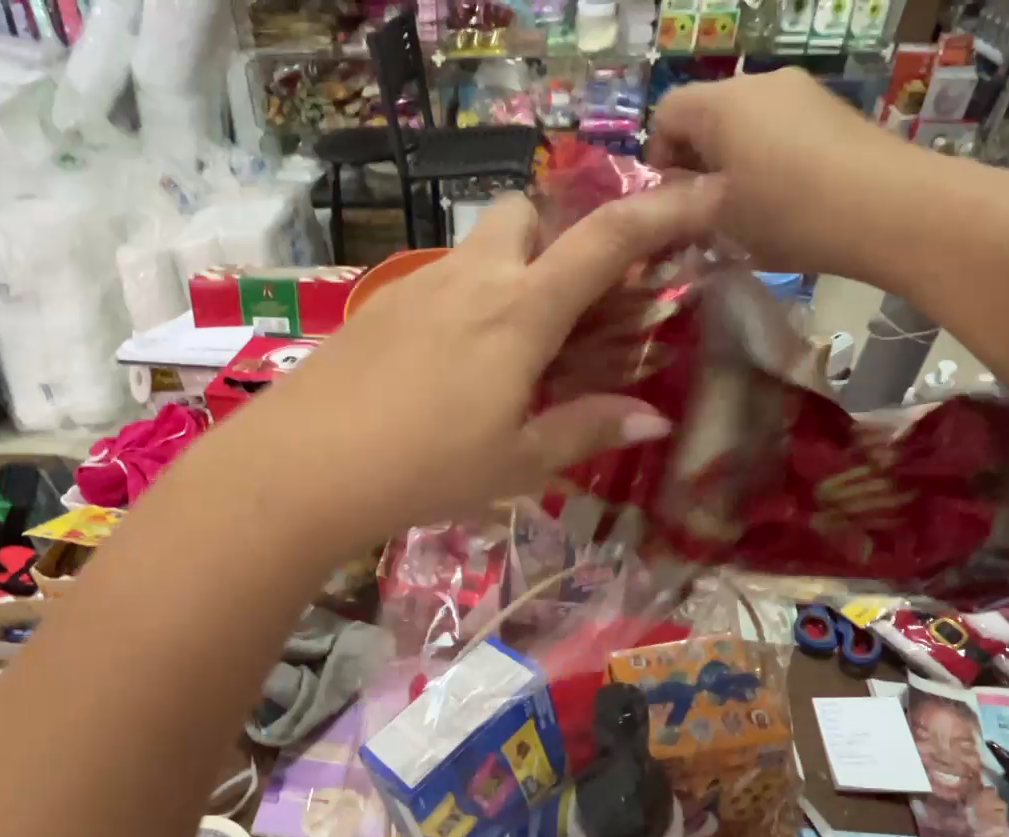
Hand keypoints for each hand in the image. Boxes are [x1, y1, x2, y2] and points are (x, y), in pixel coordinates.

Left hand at [199, 183, 721, 554]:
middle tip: (567, 305)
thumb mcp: (516, 462)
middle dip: (556, 238)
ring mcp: (415, 289)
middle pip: (523, 214)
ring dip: (508, 275)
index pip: (606, 241)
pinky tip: (449, 369)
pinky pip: (436, 285)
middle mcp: (470, 280)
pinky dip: (463, 304)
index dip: (664, 213)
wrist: (302, 467)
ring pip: (476, 250)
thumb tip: (652, 418)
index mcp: (520, 311)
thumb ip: (585, 430)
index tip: (706, 195)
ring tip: (509, 351)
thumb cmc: (424, 469)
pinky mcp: (376, 310)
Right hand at [649, 69, 919, 278]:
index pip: (665, 114)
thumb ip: (682, 202)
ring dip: (733, 164)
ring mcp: (802, 94)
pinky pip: (780, 131)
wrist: (890, 209)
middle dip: (696, 162)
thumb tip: (674, 194)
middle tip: (702, 213)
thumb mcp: (717, 219)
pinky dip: (767, 162)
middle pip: (706, 116)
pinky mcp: (832, 113)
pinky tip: (783, 202)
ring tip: (744, 212)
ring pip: (745, 125)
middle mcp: (760, 85)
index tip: (668, 202)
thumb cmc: (787, 214)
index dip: (657, 158)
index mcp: (721, 104)